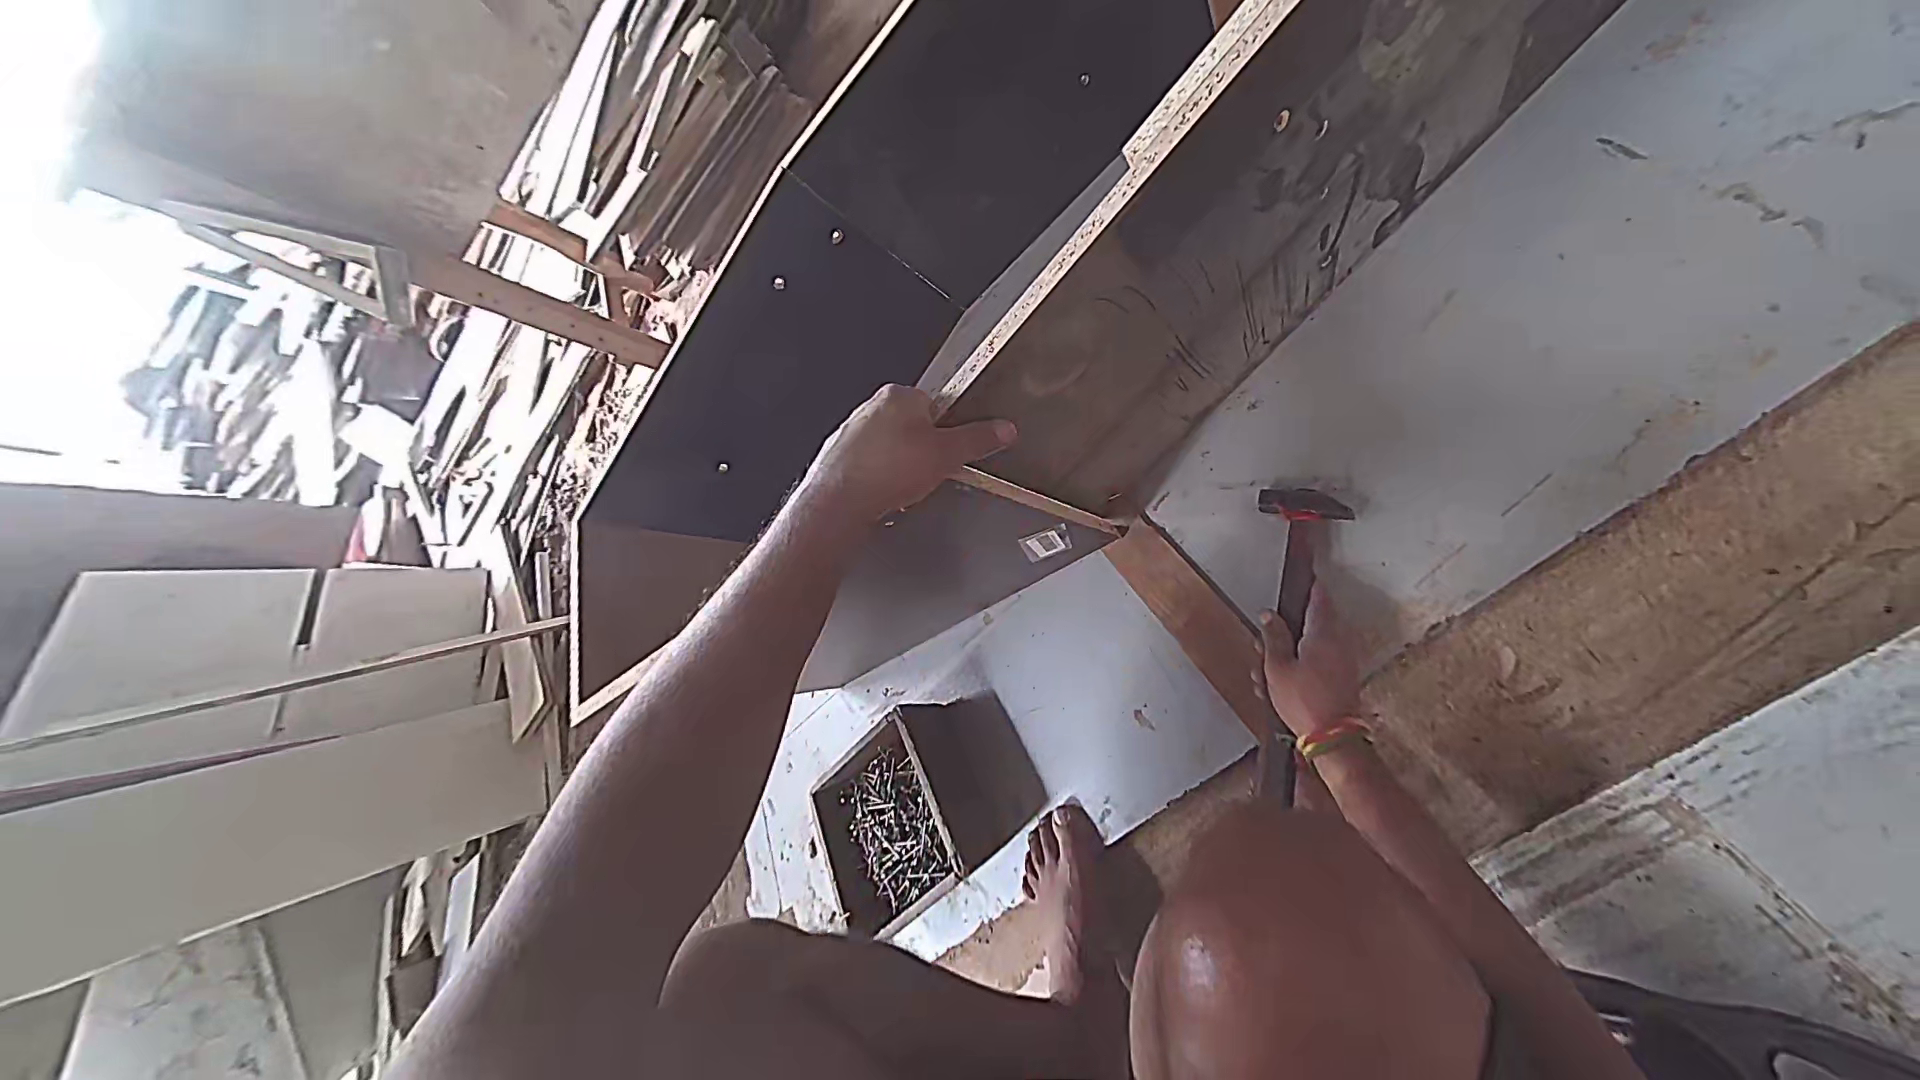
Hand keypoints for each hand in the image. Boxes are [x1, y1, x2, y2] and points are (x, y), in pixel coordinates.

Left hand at [798, 385, 1016, 523]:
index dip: (948, 431)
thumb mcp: (947, 455)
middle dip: (924, 451)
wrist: (839, 502)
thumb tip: (1003, 429)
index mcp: (898, 396)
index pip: (935, 403)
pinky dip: (881, 479)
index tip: (951, 450)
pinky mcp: (841, 457)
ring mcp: (853, 432)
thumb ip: (978, 439)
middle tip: (930, 472)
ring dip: (902, 467)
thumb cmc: (885, 471)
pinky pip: (872, 466)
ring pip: (892, 449)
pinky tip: (886, 493)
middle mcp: (871, 407)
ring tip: (905, 487)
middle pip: (913, 427)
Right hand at [1253, 586, 1360, 737]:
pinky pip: (1316, 661)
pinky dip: (1298, 666)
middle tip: (1262, 645)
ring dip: (1287, 652)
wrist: (1332, 738)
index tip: (1298, 577)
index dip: (1307, 586)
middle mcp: (1338, 642)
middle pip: (1310, 623)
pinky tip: (1279, 685)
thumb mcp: (1276, 667)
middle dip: (1284, 630)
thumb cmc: (1302, 700)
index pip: (1318, 598)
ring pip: (1310, 644)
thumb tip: (1269, 615)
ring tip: (1265, 673)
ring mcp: (1342, 660)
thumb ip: (1273, 637)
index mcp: (1323, 634)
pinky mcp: (1341, 676)